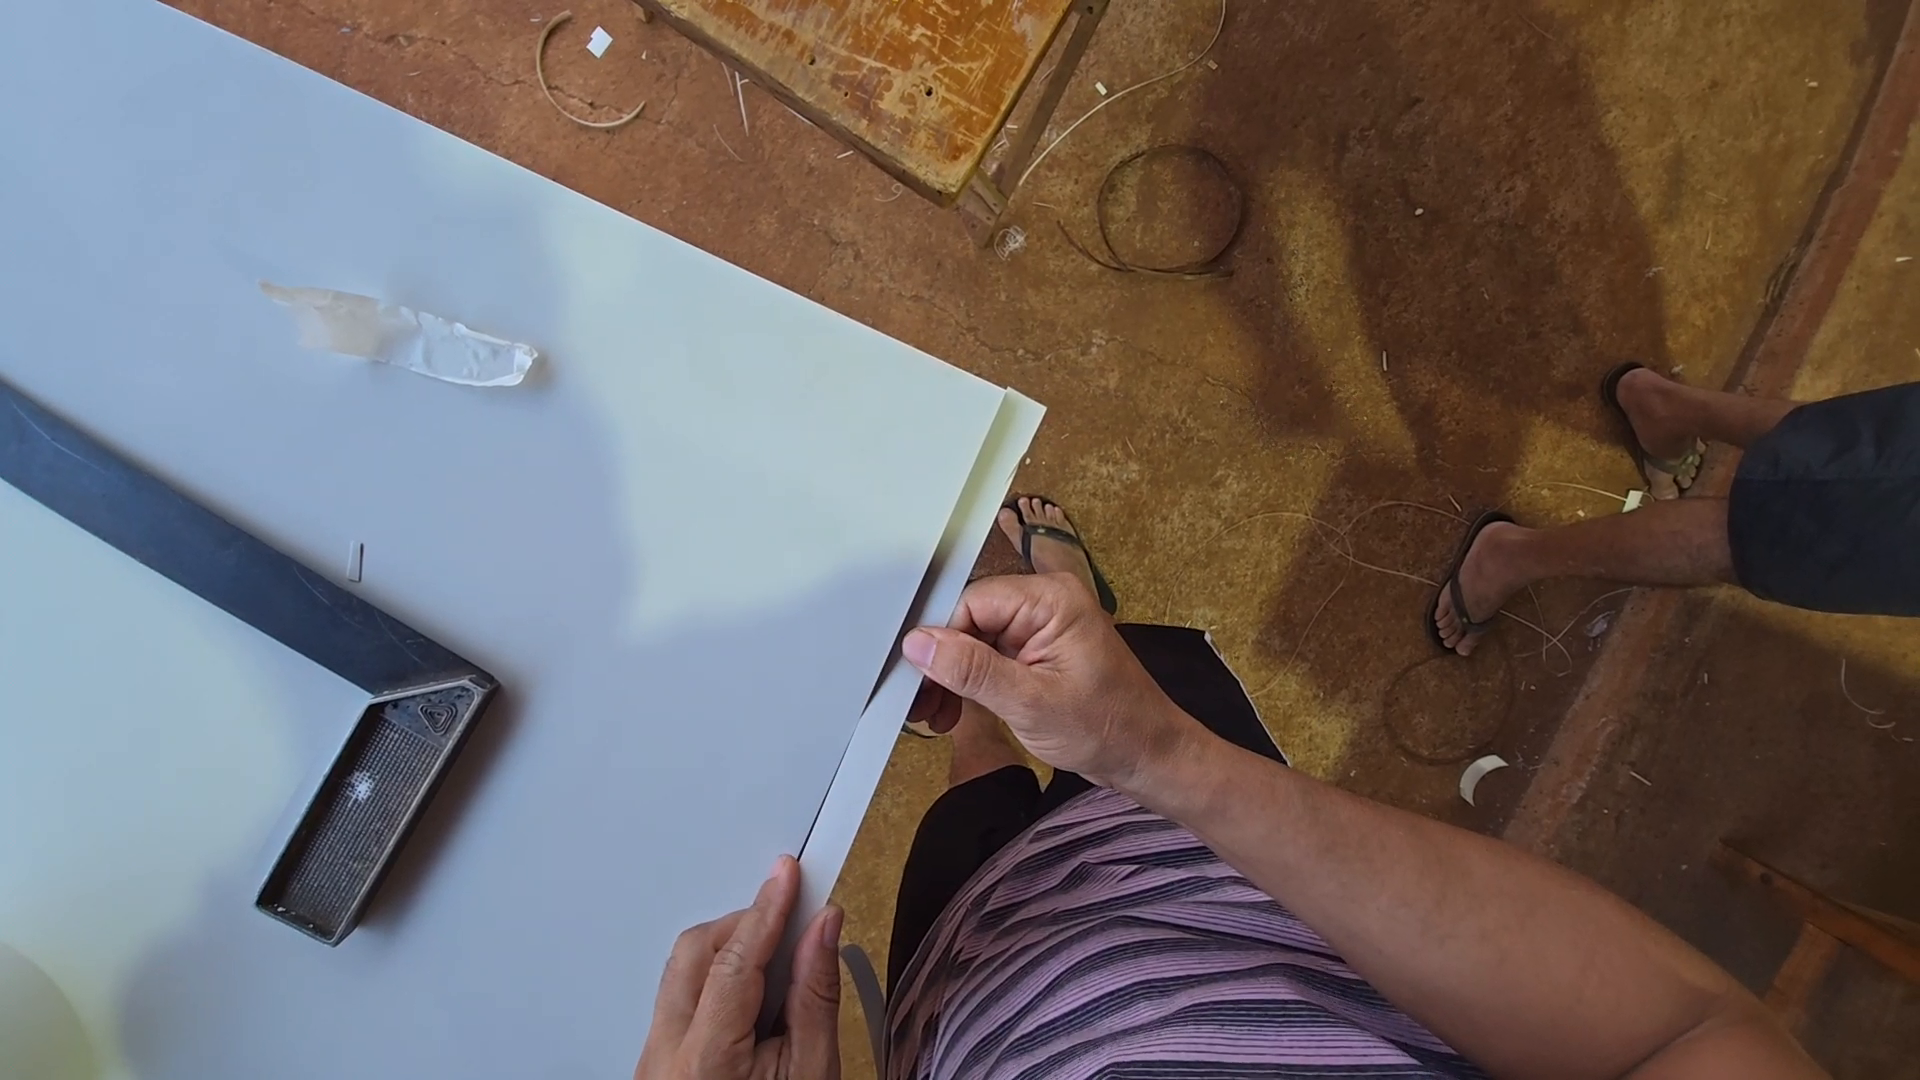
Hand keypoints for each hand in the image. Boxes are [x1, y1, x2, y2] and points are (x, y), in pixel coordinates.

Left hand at [634, 857, 841, 1079]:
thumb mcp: (814, 1074)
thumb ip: (815, 993)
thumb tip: (823, 926)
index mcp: (705, 1064)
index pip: (736, 959)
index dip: (768, 908)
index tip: (787, 873)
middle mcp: (664, 1060)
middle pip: (694, 952)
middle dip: (744, 925)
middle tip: (790, 922)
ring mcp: (652, 1064)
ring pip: (683, 972)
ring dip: (730, 953)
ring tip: (777, 974)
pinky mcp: (654, 1066)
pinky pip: (680, 999)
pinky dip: (717, 981)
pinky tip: (754, 1003)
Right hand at [902, 573, 1206, 791]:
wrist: (1148, 757)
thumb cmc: (1104, 728)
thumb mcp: (1030, 703)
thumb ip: (972, 670)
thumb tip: (917, 643)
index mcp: (1050, 599)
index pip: (973, 602)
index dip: (942, 639)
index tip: (919, 680)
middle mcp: (1043, 602)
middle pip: (970, 619)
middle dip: (944, 663)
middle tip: (922, 707)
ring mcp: (1041, 626)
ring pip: (975, 639)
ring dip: (952, 677)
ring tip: (936, 717)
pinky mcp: (1037, 650)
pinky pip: (990, 655)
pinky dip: (971, 682)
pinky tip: (955, 710)